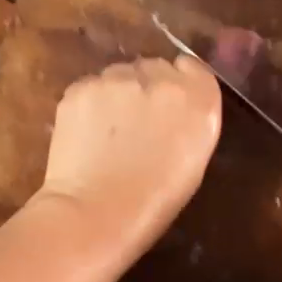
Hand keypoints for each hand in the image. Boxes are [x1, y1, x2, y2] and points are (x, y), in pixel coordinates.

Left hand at [39, 56, 222, 253]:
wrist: (96, 213)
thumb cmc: (154, 203)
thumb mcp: (193, 160)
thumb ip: (189, 122)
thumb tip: (172, 107)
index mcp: (199, 101)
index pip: (193, 68)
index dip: (179, 84)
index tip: (168, 106)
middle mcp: (161, 79)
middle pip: (154, 68)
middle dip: (146, 88)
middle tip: (135, 124)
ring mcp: (118, 79)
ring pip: (119, 75)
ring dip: (117, 94)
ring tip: (107, 133)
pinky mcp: (82, 87)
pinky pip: (91, 87)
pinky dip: (90, 104)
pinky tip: (85, 134)